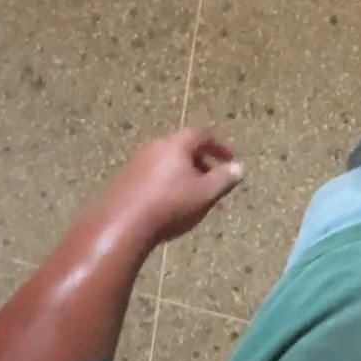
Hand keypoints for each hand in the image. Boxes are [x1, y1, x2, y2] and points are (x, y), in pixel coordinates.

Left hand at [101, 128, 243, 247]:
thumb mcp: (206, 194)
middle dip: (201, 162)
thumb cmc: (170, 205)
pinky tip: (171, 203)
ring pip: (167, 162)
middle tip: (213, 179)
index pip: (201, 135)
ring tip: (194, 194)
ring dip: (184, 174)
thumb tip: (239, 168)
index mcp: (175, 145)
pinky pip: (153, 174)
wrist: (122, 225)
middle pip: (182, 147)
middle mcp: (154, 147)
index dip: (218, 146)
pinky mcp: (124, 180)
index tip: (230, 159)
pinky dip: (168, 182)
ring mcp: (136, 163)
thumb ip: (224, 179)